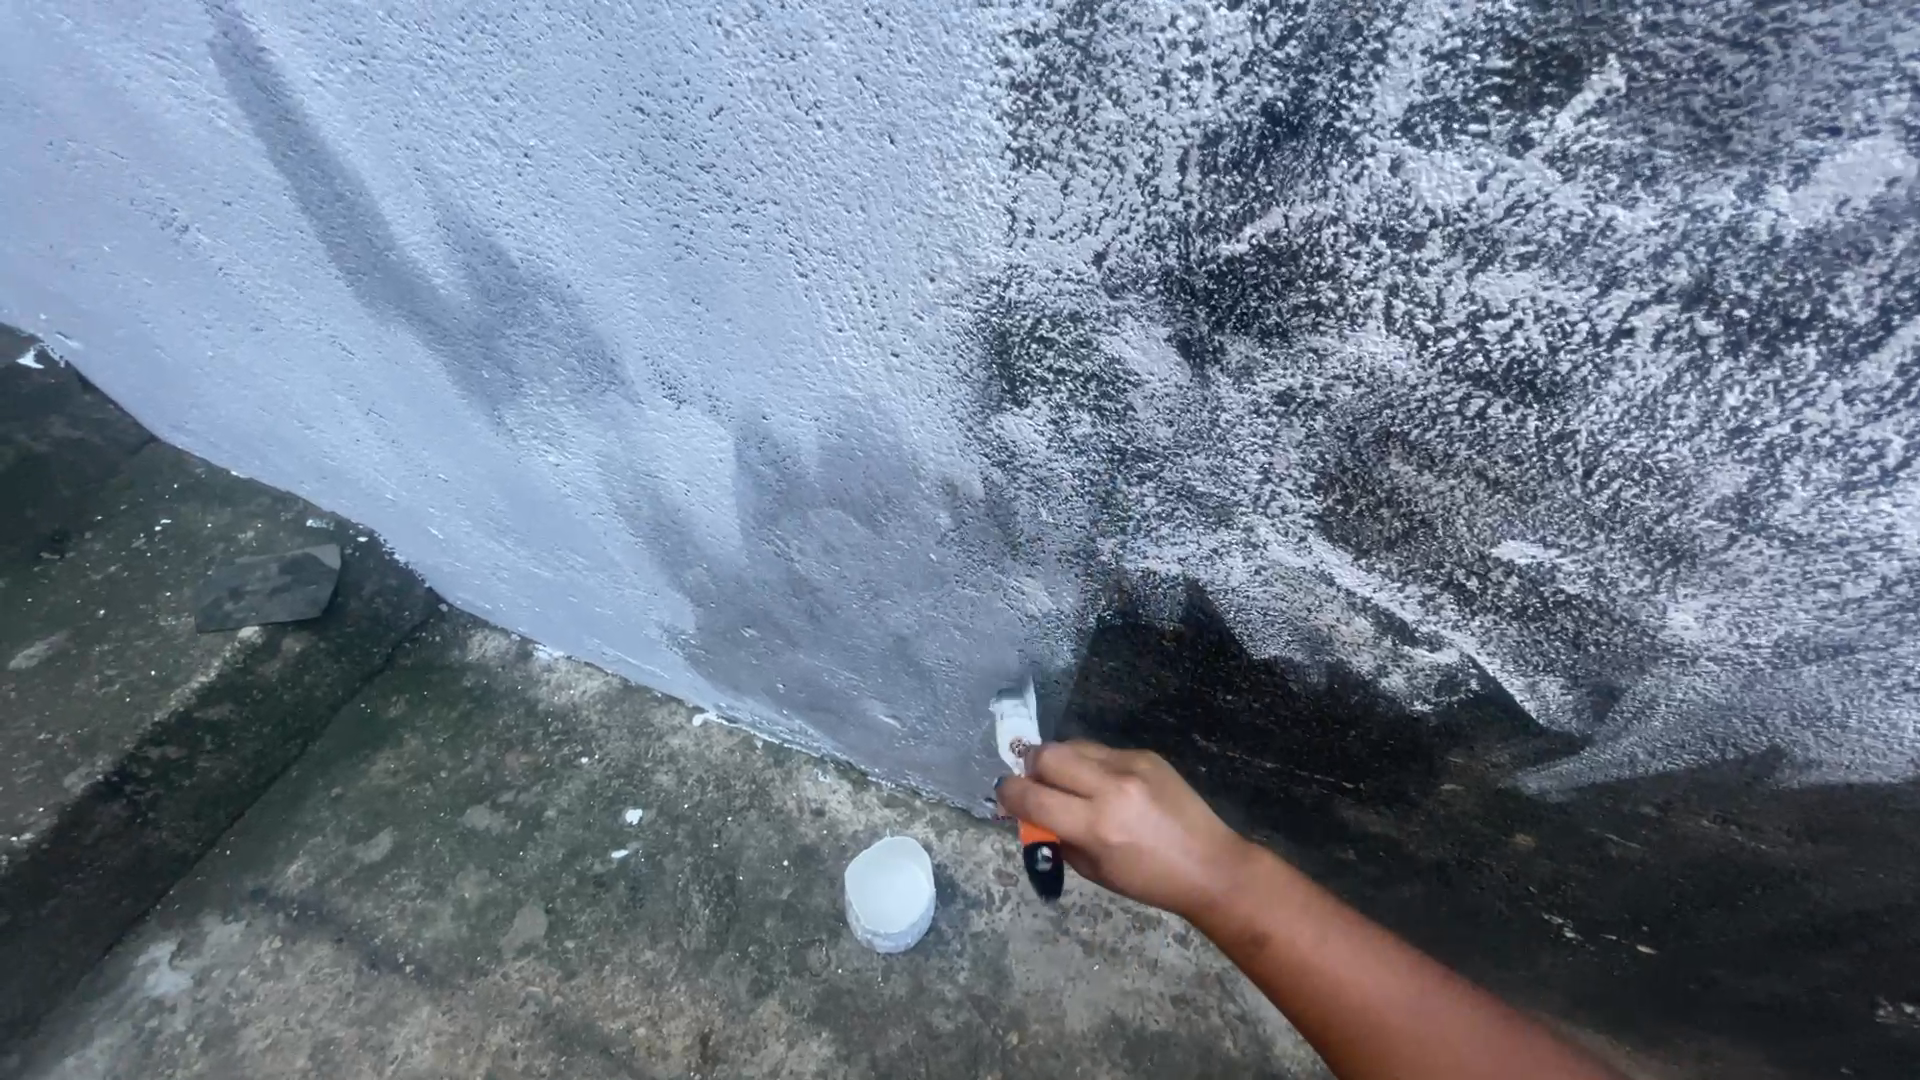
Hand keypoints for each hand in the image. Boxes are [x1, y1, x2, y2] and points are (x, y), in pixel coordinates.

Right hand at [995, 740, 1258, 920]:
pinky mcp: (1145, 754)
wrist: (1210, 865)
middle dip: (1031, 768)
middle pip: (1045, 754)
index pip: (1030, 796)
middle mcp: (1109, 788)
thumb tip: (1030, 811)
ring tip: (1071, 783)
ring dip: (1060, 762)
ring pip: (1071, 744)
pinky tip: (1107, 785)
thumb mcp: (1094, 871)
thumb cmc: (1148, 880)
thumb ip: (1057, 836)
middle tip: (1038, 785)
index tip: (1005, 796)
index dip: (1007, 793)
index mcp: (1095, 826)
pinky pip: (1101, 749)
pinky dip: (1091, 764)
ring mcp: (1129, 765)